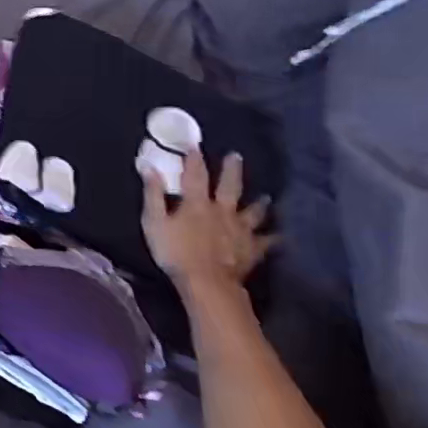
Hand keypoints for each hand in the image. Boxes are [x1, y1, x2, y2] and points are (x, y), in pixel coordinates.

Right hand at [138, 149, 274, 293]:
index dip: (194, 158)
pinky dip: (272, 239)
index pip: (196, 174)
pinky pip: (265, 242)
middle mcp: (223, 211)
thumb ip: (152, 194)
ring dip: (259, 204)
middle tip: (236, 156)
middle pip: (230, 186)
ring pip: (253, 212)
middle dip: (232, 170)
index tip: (194, 145)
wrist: (206, 282)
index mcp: (198, 203)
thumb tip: (148, 166)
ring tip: (265, 197)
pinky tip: (279, 237)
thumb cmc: (175, 252)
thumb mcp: (154, 222)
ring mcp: (240, 230)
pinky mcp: (251, 249)